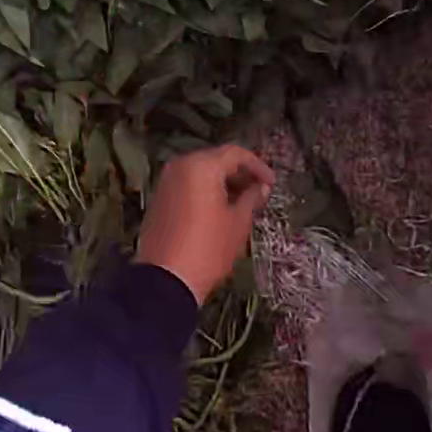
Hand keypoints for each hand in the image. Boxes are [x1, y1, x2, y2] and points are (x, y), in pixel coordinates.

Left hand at [135, 143, 275, 303]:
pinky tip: (220, 207)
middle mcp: (181, 165)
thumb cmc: (208, 248)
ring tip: (242, 201)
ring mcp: (167, 180)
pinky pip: (187, 183)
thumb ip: (251, 198)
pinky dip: (205, 189)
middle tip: (258, 191)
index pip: (235, 153)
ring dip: (222, 181)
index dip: (257, 165)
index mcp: (201, 166)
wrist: (166, 278)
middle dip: (239, 173)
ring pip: (201, 171)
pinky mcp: (160, 196)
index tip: (271, 182)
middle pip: (216, 159)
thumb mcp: (237, 223)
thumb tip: (261, 186)